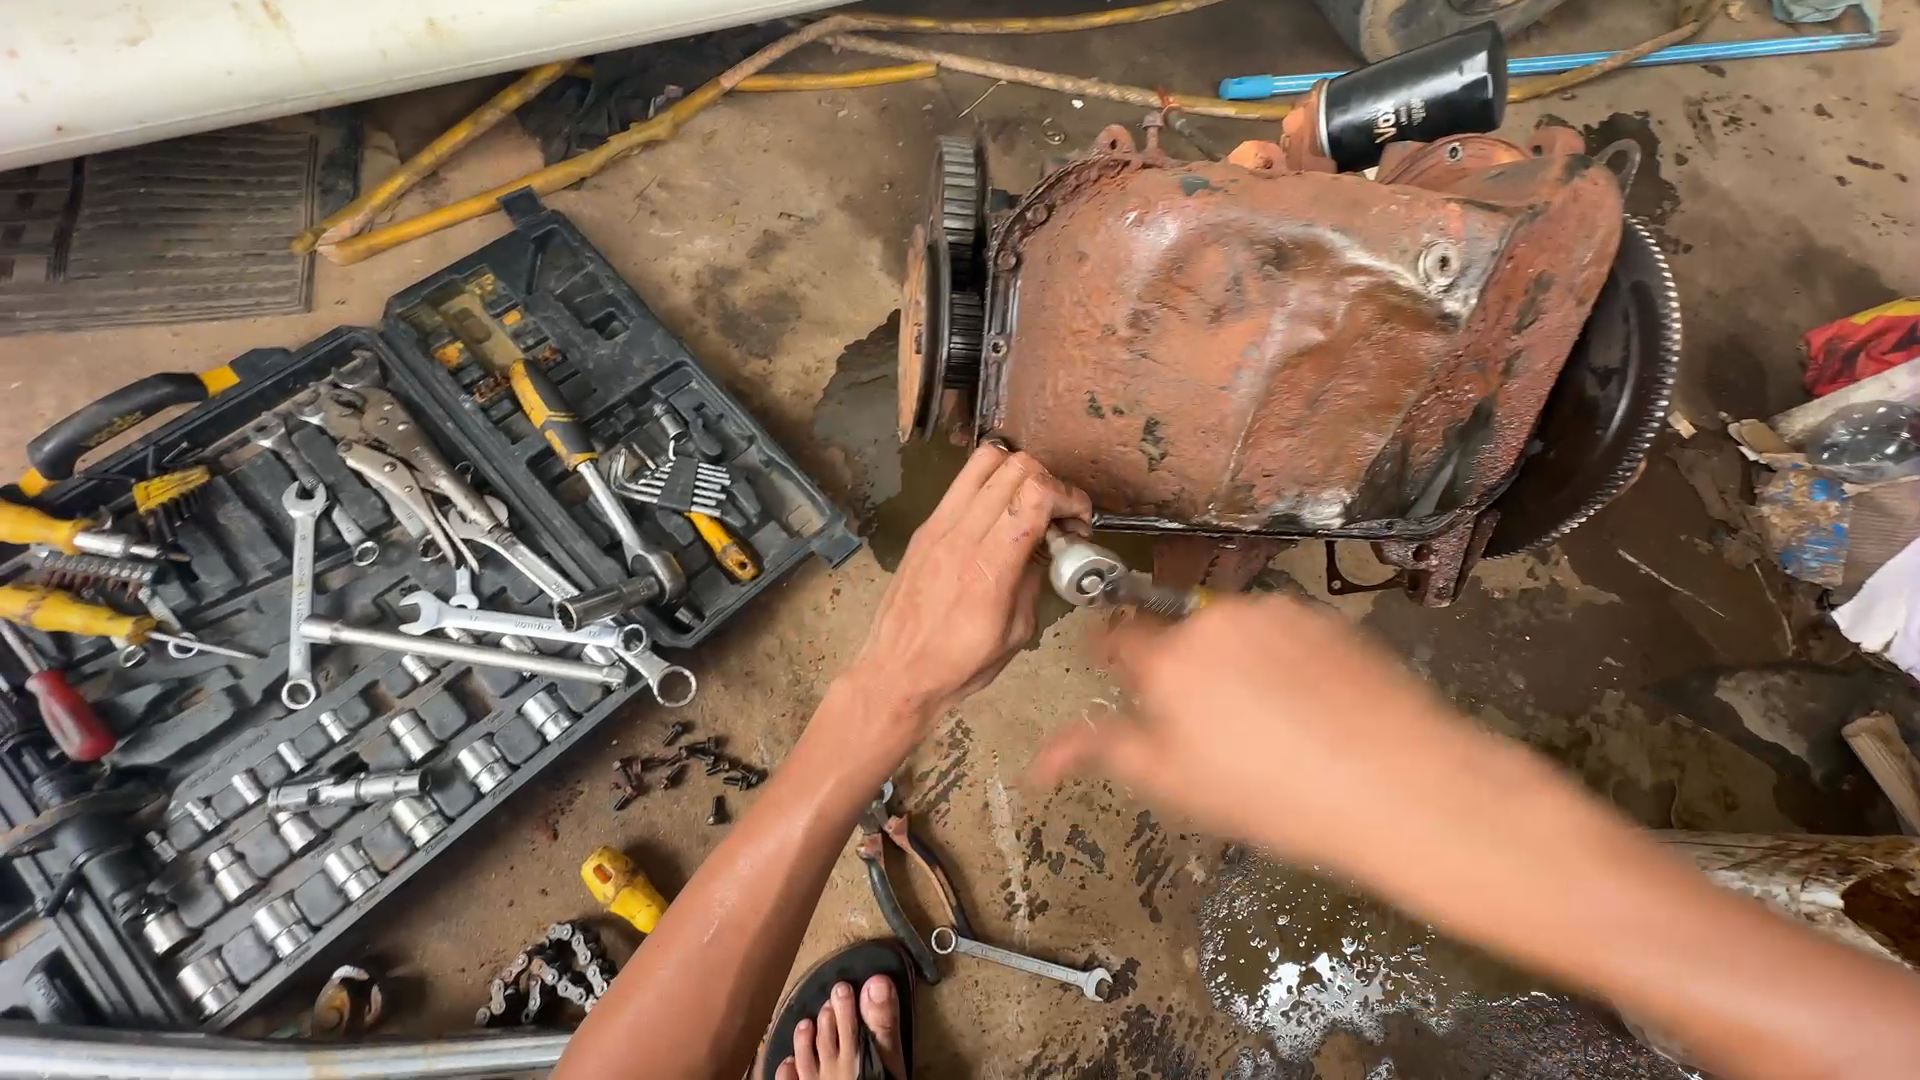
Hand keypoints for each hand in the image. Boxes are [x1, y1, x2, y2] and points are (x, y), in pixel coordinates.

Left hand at [843, 444, 1091, 729]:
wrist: (896, 672)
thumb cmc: (960, 664)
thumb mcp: (1017, 632)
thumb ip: (1034, 580)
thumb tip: (1045, 546)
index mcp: (989, 566)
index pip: (1034, 493)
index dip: (1068, 495)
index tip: (1079, 520)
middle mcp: (961, 534)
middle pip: (1014, 467)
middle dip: (1049, 481)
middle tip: (1059, 514)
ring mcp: (937, 525)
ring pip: (983, 462)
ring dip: (1017, 472)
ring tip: (1028, 504)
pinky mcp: (923, 528)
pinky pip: (961, 484)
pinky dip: (990, 485)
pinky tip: (998, 517)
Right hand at [1030, 594, 1499, 873]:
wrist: (1400, 783)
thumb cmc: (1274, 795)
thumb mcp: (1175, 784)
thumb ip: (1102, 751)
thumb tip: (1043, 758)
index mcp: (1167, 659)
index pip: (1115, 637)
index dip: (1118, 661)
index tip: (1133, 685)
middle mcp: (1211, 620)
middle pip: (1175, 634)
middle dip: (1179, 668)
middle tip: (1212, 724)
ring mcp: (1271, 611)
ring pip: (1227, 629)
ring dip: (1230, 658)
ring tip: (1270, 717)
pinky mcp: (1320, 614)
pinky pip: (1278, 628)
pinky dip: (1278, 654)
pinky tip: (1307, 701)